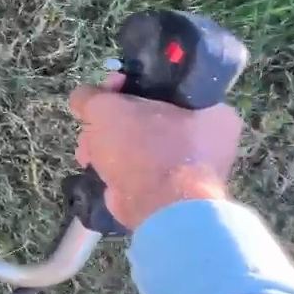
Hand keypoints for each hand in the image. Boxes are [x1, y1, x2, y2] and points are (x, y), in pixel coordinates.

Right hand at [67, 73, 243, 228]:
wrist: (160, 207)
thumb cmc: (144, 148)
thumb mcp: (107, 108)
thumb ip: (90, 95)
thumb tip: (84, 97)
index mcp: (209, 110)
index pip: (159, 86)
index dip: (124, 86)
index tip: (104, 92)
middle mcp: (206, 135)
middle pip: (139, 115)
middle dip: (106, 122)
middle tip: (93, 126)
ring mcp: (190, 162)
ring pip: (131, 139)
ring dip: (102, 142)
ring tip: (91, 152)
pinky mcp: (171, 183)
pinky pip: (135, 161)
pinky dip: (112, 162)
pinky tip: (97, 165)